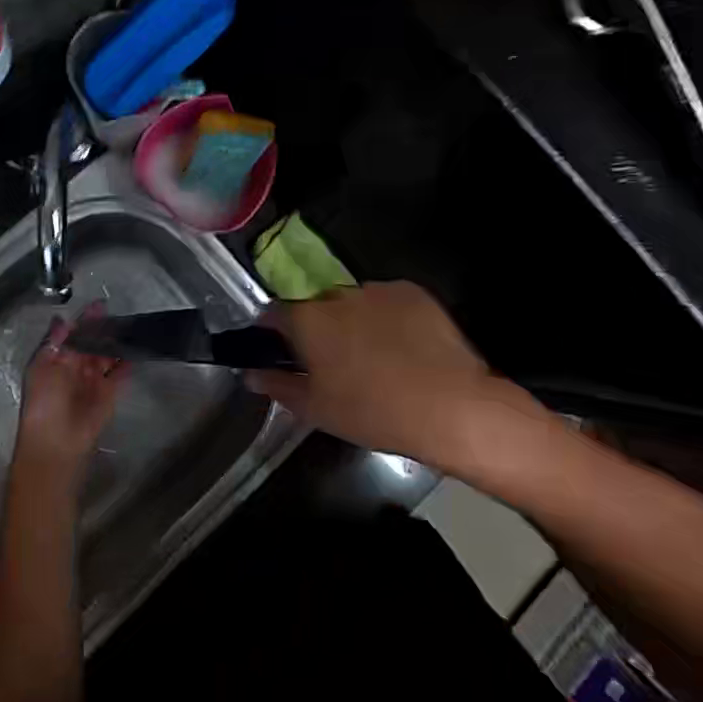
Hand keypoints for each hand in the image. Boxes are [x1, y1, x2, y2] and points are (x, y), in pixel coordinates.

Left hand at [16, 303, 126, 472]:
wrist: (57, 441)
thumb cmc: (44, 403)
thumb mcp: (41, 367)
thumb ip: (54, 342)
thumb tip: (62, 318)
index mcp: (55, 361)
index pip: (73, 335)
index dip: (85, 321)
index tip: (99, 305)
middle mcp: (75, 369)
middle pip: (91, 343)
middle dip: (103, 329)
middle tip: (119, 312)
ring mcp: (93, 381)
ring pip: (107, 356)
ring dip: (116, 343)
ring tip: (131, 326)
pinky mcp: (110, 393)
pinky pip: (120, 374)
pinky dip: (128, 362)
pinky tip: (137, 348)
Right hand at [246, 282, 557, 473]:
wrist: (451, 406)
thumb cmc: (372, 412)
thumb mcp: (316, 409)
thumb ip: (277, 386)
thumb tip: (251, 375)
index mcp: (307, 320)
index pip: (273, 313)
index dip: (272, 332)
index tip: (281, 352)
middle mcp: (338, 295)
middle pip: (314, 304)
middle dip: (315, 326)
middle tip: (330, 360)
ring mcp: (378, 290)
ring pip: (351, 302)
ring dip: (351, 320)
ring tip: (372, 355)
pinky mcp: (413, 292)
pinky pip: (386, 301)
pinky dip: (385, 318)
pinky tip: (401, 347)